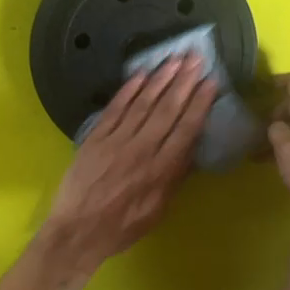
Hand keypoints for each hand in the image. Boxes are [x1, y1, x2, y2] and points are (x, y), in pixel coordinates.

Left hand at [44, 53, 216, 271]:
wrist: (78, 231)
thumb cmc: (121, 227)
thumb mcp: (157, 210)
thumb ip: (174, 179)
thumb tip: (191, 151)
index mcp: (161, 169)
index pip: (186, 128)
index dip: (200, 103)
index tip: (211, 82)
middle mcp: (142, 149)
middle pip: (168, 108)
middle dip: (184, 81)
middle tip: (197, 58)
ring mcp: (116, 140)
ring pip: (143, 103)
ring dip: (160, 78)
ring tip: (175, 58)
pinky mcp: (95, 137)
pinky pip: (115, 108)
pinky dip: (128, 89)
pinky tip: (140, 74)